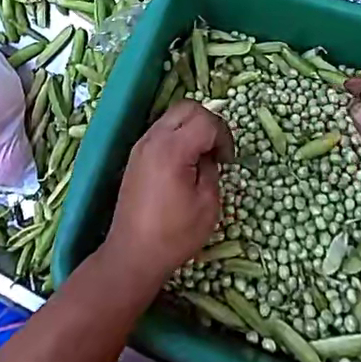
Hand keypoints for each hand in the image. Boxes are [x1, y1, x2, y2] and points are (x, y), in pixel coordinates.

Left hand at [101, 100, 231, 287]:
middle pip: (187, 107)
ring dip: (192, 127)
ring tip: (201, 157)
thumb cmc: (174, 234)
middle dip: (209, 122)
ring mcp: (141, 145)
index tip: (227, 161)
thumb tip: (209, 155)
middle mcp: (153, 139)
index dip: (224, 136)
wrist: (132, 253)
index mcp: (173, 149)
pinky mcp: (136, 155)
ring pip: (173, 116)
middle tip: (217, 150)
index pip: (206, 121)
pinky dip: (178, 135)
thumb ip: (212, 169)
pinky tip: (184, 162)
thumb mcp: (208, 204)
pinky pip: (161, 130)